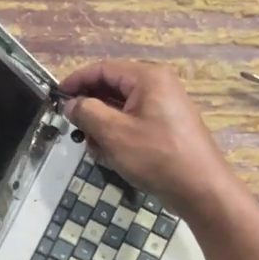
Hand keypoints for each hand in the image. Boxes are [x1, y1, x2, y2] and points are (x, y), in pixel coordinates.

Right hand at [60, 61, 241, 218]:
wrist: (201, 189)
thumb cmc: (157, 156)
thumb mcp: (114, 133)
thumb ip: (87, 112)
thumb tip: (72, 105)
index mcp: (148, 78)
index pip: (103, 69)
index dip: (76, 82)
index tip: (57, 99)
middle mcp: (158, 86)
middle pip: (112, 88)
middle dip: (90, 109)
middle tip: (75, 131)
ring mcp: (164, 108)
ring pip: (121, 109)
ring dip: (102, 127)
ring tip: (95, 149)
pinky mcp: (166, 128)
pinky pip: (134, 124)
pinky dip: (118, 136)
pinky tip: (111, 157)